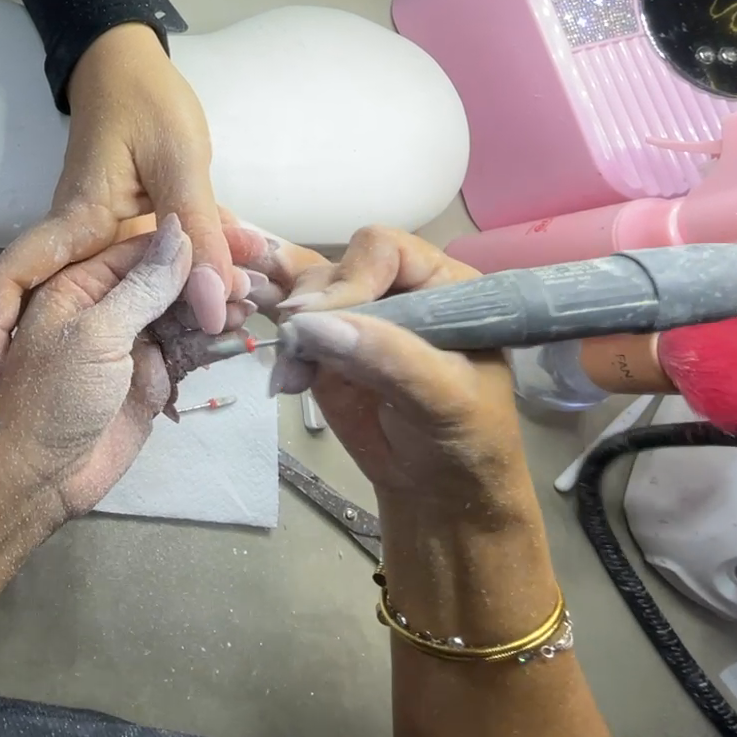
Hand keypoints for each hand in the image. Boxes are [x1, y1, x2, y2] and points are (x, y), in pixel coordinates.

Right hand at [0, 24, 260, 386]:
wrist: (127, 63)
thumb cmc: (144, 102)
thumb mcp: (180, 164)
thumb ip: (198, 234)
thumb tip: (213, 306)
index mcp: (74, 222)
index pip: (14, 278)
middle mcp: (73, 235)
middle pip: (61, 299)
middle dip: (87, 344)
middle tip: (115, 389)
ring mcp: (92, 232)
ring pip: (107, 288)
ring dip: (144, 318)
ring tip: (189, 353)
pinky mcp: (114, 227)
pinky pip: (134, 270)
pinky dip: (169, 289)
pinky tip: (210, 302)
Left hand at [0, 214, 246, 518]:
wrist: (42, 474)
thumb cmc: (55, 396)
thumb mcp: (97, 333)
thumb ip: (142, 285)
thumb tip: (177, 228)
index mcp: (78, 286)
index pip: (139, 249)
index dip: (186, 243)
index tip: (233, 236)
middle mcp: (105, 307)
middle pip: (164, 280)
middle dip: (206, 277)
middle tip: (252, 276)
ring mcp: (129, 342)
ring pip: (180, 313)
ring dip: (214, 307)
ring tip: (252, 302)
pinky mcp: (150, 376)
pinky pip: (186, 348)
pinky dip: (211, 340)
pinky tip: (239, 331)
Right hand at [243, 225, 531, 514]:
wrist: (433, 485)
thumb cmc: (461, 439)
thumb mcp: (443, 399)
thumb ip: (386, 355)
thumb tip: (309, 322)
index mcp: (441, 287)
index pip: (384, 251)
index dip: (352, 278)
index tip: (329, 322)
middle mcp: (393, 290)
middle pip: (333, 269)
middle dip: (313, 309)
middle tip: (300, 350)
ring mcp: (353, 315)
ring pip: (301, 294)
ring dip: (290, 334)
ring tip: (295, 378)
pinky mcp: (320, 341)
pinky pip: (285, 318)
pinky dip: (274, 337)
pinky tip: (277, 363)